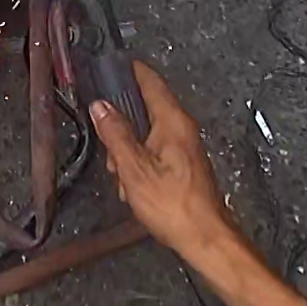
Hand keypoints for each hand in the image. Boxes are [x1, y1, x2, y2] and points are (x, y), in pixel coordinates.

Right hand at [90, 61, 240, 260]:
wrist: (205, 239)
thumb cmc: (175, 205)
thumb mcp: (134, 168)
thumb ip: (115, 134)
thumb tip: (101, 107)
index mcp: (172, 121)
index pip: (150, 80)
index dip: (128, 70)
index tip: (110, 66)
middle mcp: (181, 128)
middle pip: (143, 108)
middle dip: (121, 126)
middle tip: (111, 148)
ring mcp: (183, 145)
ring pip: (145, 133)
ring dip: (128, 151)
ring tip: (124, 177)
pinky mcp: (182, 163)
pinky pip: (153, 151)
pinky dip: (139, 164)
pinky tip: (134, 187)